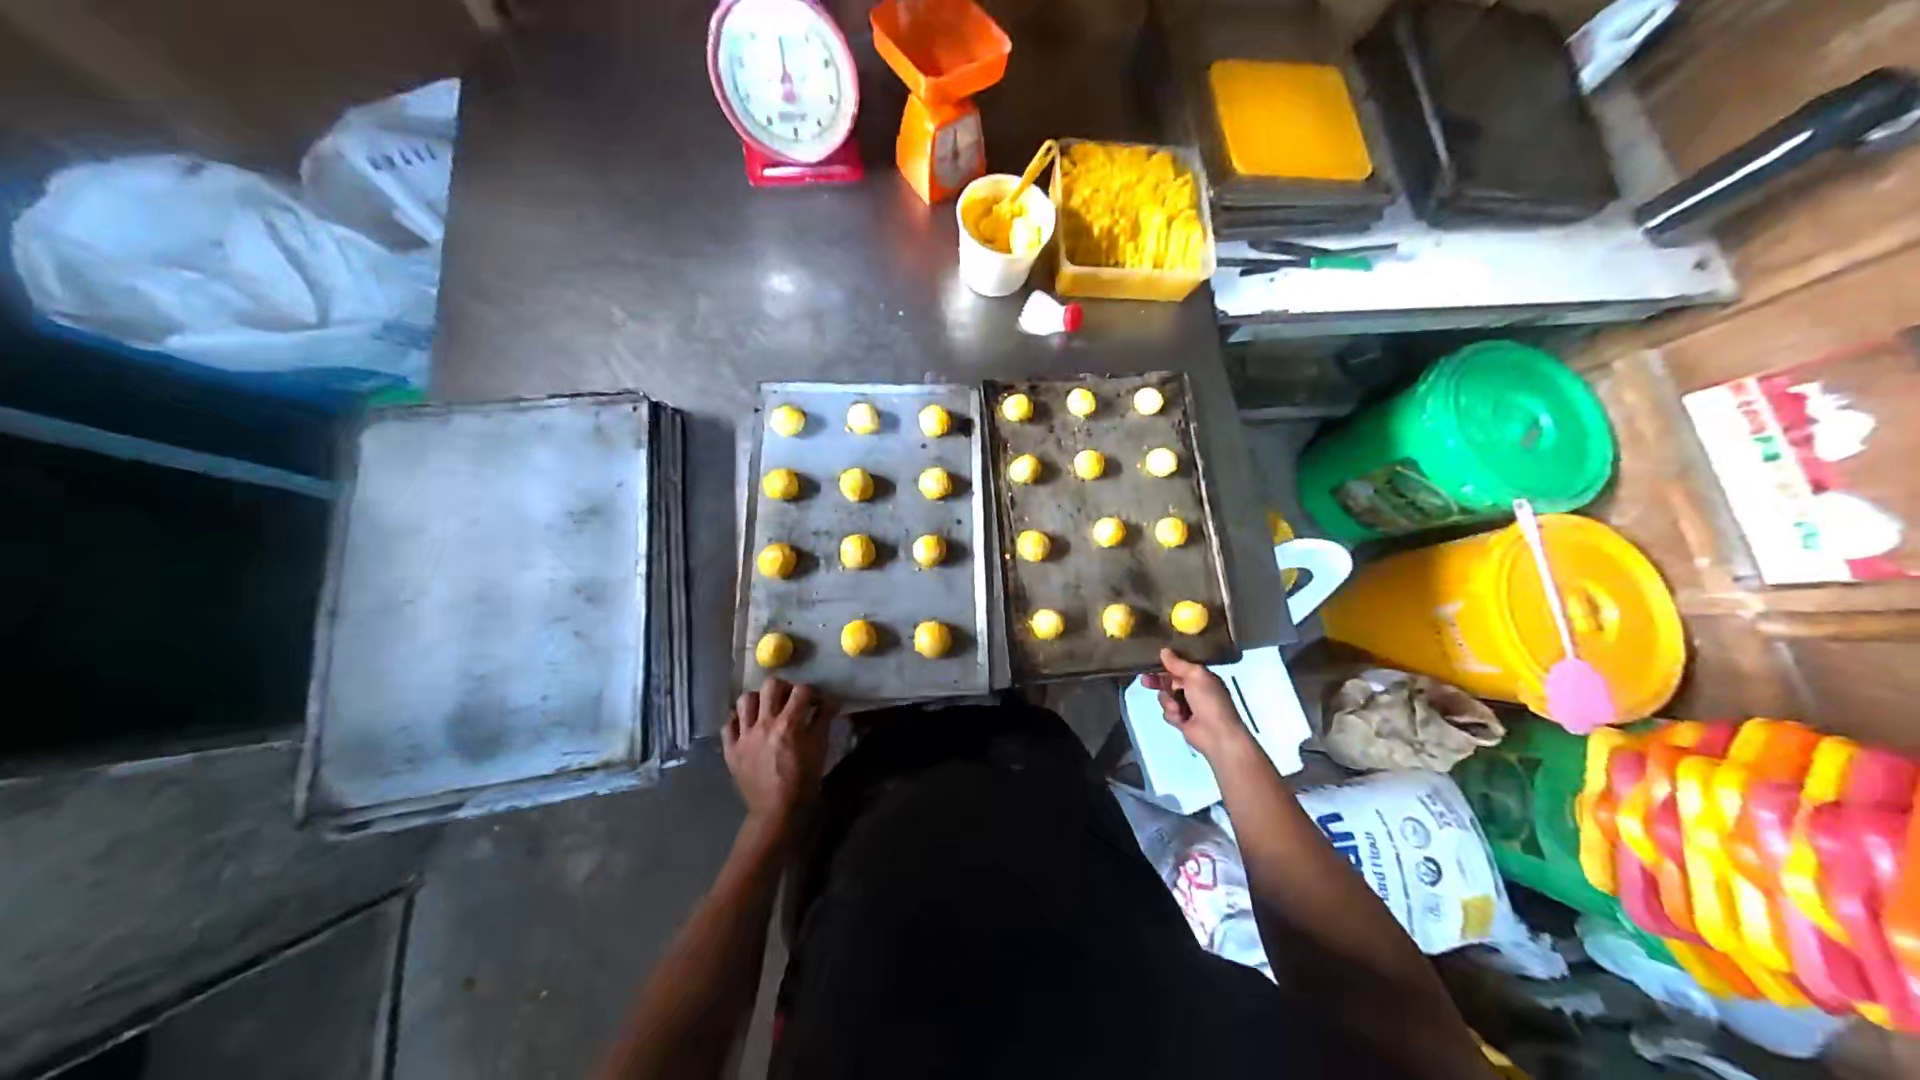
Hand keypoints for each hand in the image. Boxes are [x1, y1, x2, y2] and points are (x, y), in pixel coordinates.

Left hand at [724, 676, 836, 829]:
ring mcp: (744, 736)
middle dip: (784, 687)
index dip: (812, 692)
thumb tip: (831, 700)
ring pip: (744, 700)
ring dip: (758, 700)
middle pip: (770, 685)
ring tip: (765, 709)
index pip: (802, 691)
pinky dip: (738, 721)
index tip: (815, 702)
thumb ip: (824, 720)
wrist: (776, 811)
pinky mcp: (731, 749)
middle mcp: (764, 723)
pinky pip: (728, 725)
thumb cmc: (803, 780)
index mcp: (789, 723)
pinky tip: (747, 726)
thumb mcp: (819, 749)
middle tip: (789, 699)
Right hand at [1142, 648, 1255, 763]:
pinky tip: (1180, 718)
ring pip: (1165, 696)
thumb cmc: (1209, 700)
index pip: (1179, 666)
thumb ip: (1178, 663)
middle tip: (1145, 681)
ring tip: (1177, 708)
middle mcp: (1193, 689)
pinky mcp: (1181, 720)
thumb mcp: (1195, 676)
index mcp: (1200, 676)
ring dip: (1168, 701)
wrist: (1217, 734)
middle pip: (1169, 680)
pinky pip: (1167, 712)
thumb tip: (1164, 650)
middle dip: (1157, 681)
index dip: (1165, 664)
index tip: (1151, 661)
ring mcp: (1187, 705)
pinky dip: (1172, 714)